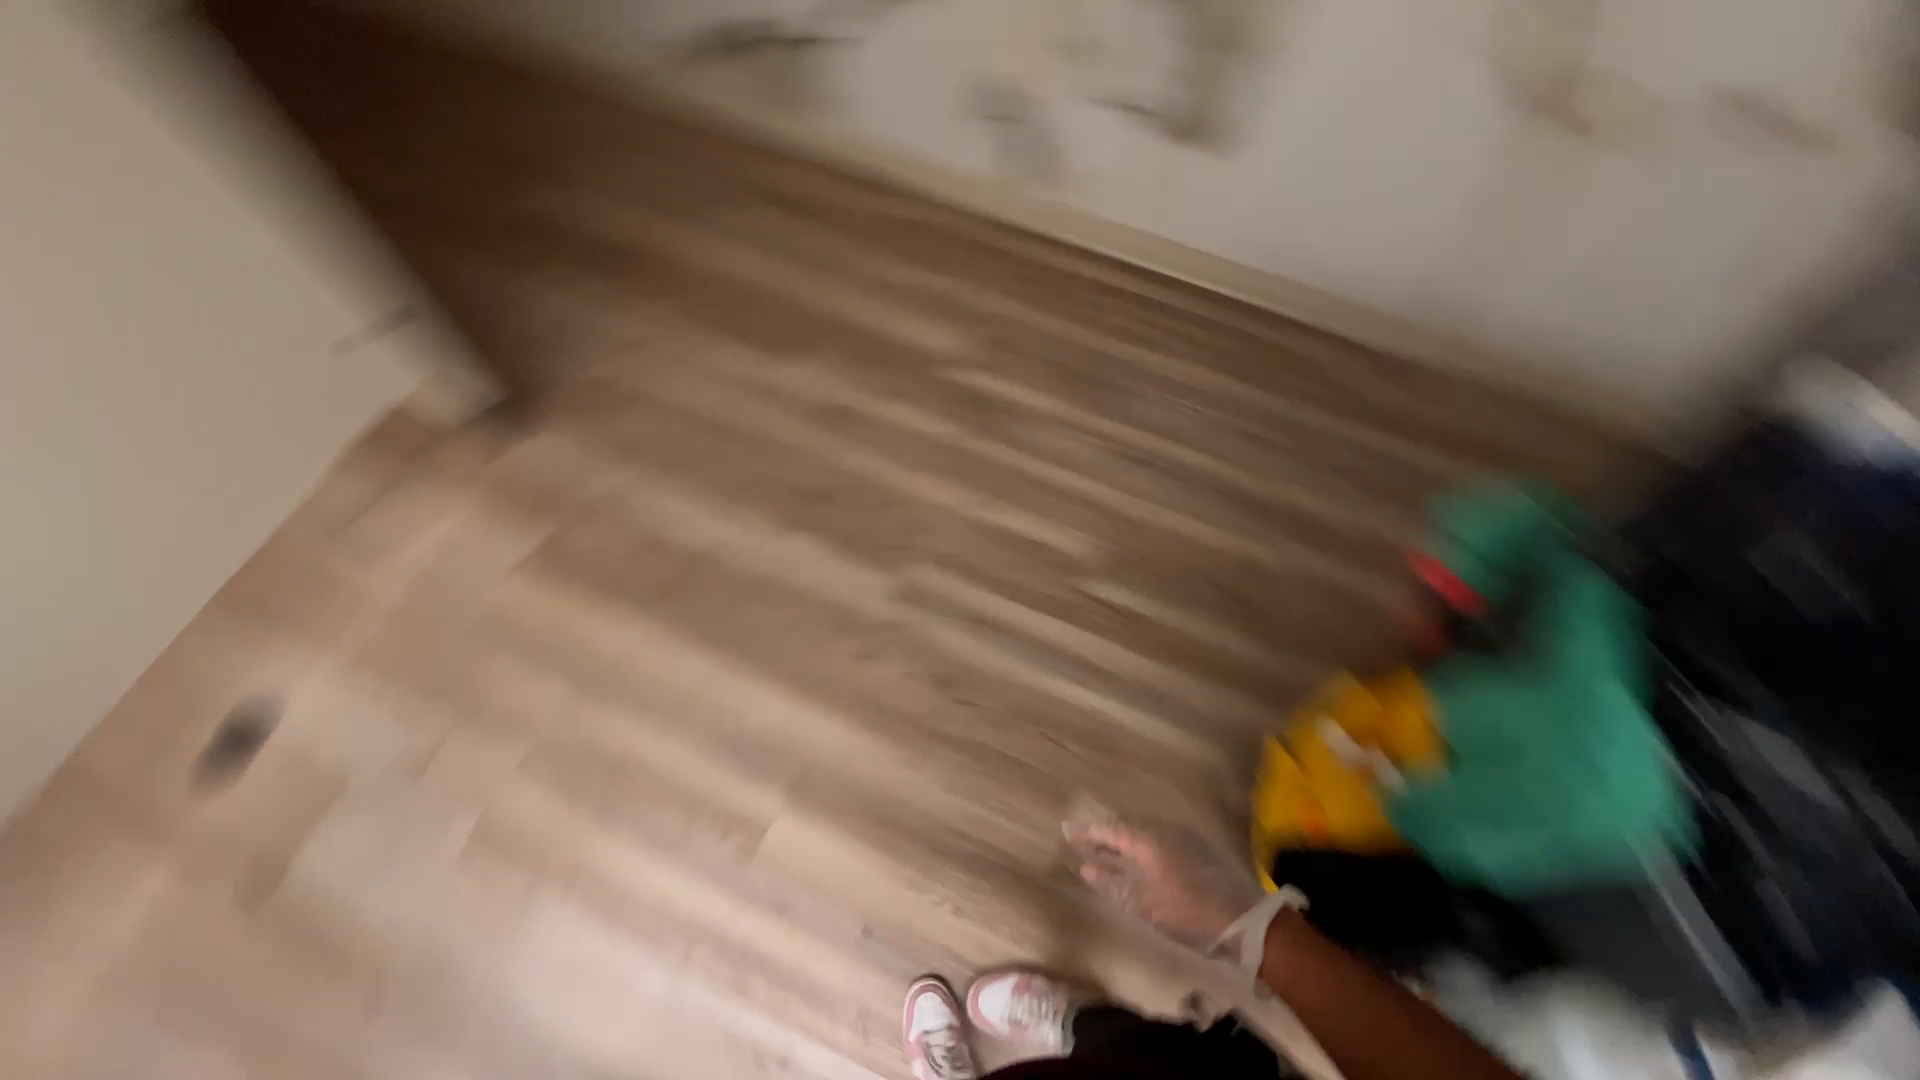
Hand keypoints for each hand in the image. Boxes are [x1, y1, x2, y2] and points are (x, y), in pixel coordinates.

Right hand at [1064, 805, 1264, 950]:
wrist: (1244, 920)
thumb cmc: (1187, 912)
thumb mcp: (1143, 903)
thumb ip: (1111, 882)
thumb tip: (1085, 867)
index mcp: (1148, 838)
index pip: (1111, 829)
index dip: (1089, 834)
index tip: (1069, 834)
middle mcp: (1164, 830)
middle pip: (1127, 828)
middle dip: (1105, 837)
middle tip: (1084, 845)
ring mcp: (1184, 838)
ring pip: (1145, 834)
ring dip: (1124, 843)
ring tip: (1108, 855)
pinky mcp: (1198, 851)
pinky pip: (1159, 841)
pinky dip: (1142, 849)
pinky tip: (1139, 863)